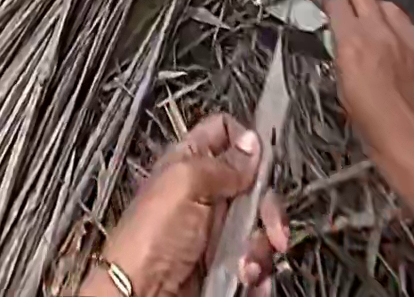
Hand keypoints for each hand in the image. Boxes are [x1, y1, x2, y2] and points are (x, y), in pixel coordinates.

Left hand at [81, 114, 290, 296]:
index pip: (226, 134)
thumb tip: (251, 141)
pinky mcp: (225, 266)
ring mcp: (217, 231)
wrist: (141, 294)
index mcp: (192, 161)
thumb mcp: (185, 184)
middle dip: (268, 209)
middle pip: (253, 186)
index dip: (247, 144)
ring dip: (260, 248)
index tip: (264, 164)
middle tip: (272, 228)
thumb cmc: (149, 235)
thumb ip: (221, 163)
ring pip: (259, 228)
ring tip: (244, 266)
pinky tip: (247, 282)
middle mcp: (207, 192)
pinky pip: (258, 265)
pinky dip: (259, 276)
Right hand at [320, 0, 413, 231]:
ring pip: (390, 7)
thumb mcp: (347, 97)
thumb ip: (342, 59)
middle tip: (345, 11)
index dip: (325, 0)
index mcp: (355, 45)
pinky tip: (402, 51)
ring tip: (374, 31)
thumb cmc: (386, 143)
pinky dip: (404, 32)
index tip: (323, 6)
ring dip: (377, 13)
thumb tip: (341, 45)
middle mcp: (385, 35)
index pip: (335, 0)